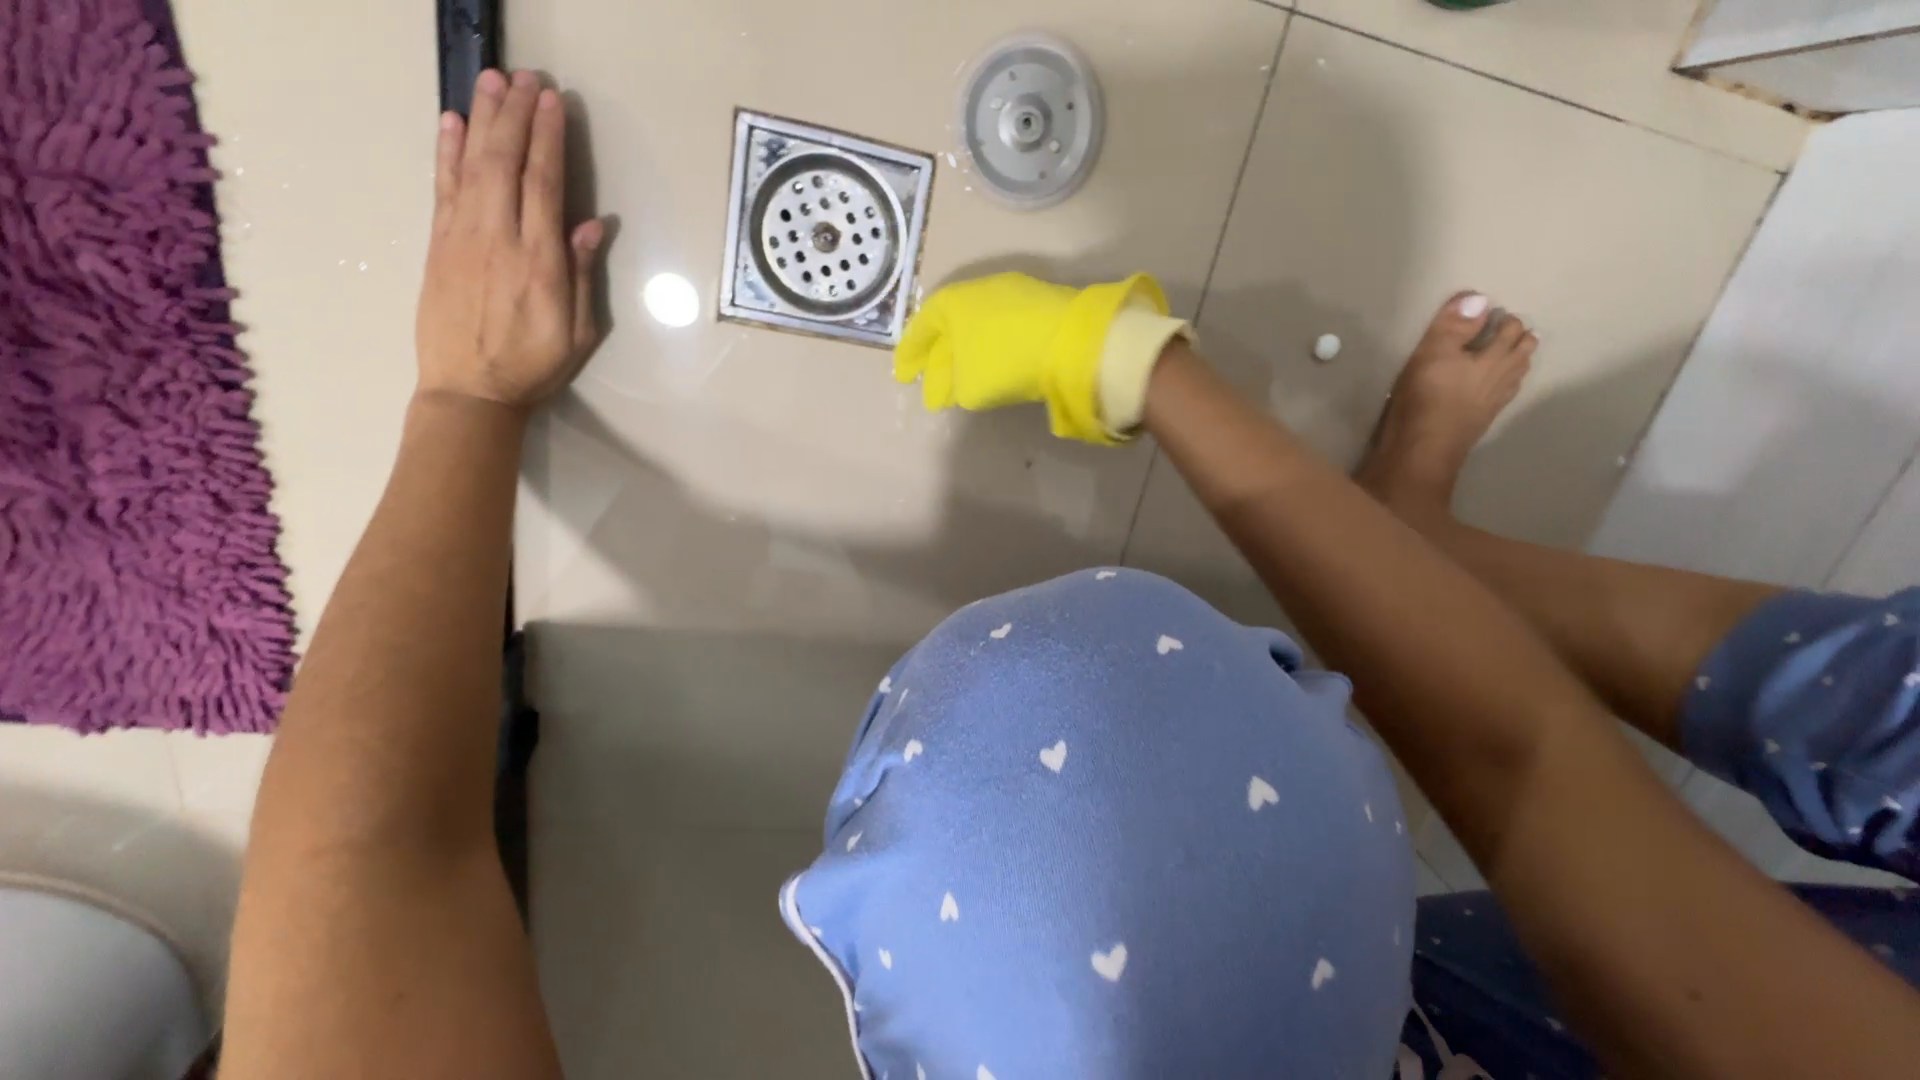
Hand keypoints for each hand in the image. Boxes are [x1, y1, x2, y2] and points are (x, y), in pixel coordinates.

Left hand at [415, 69, 607, 411]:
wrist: (469, 390)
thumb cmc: (533, 366)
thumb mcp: (577, 332)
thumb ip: (582, 276)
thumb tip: (591, 225)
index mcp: (538, 262)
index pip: (543, 185)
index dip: (548, 139)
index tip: (553, 103)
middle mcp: (498, 238)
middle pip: (505, 162)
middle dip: (516, 115)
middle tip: (526, 78)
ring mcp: (462, 237)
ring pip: (471, 165)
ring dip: (482, 119)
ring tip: (491, 81)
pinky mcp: (439, 243)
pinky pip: (443, 186)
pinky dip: (447, 151)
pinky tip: (452, 122)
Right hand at [893, 271, 1173, 444]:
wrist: (1073, 341)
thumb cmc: (1006, 359)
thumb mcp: (967, 384)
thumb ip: (951, 385)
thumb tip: (949, 386)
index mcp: (953, 303)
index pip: (922, 326)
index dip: (910, 353)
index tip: (903, 375)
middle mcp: (980, 292)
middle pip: (950, 327)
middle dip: (937, 358)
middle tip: (929, 386)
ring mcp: (1014, 296)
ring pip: (978, 329)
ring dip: (966, 357)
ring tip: (961, 384)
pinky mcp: (1042, 308)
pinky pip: (1002, 331)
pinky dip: (991, 352)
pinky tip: (994, 369)